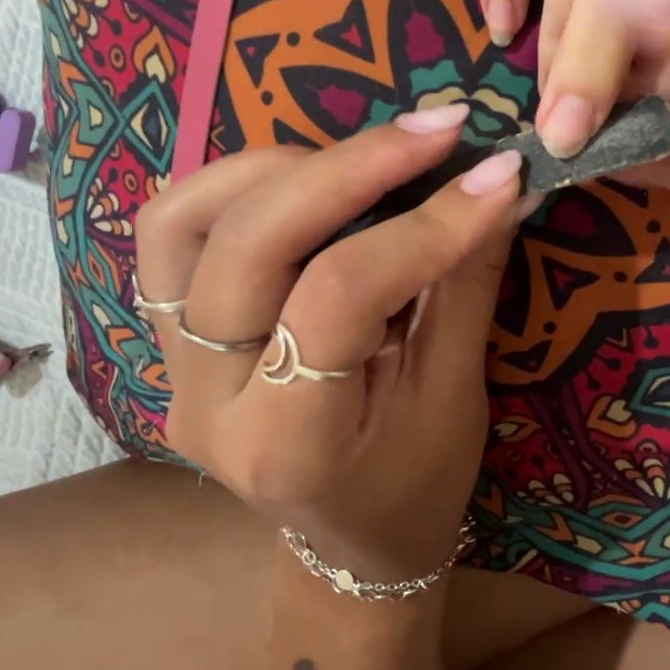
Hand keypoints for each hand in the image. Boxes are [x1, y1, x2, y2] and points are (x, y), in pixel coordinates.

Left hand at [134, 103, 522, 581]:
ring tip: (369, 153)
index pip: (342, 297)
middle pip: (248, 245)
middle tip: (437, 130)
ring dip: (280, 165)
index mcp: (289, 440)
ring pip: (182, 223)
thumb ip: (468, 280)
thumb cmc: (417, 483)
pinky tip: (311, 176)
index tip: (497, 174)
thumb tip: (502, 182)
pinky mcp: (167, 335)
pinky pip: (175, 233)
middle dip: (349, 168)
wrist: (350, 539)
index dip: (424, 224)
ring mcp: (170, 365)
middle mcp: (206, 400)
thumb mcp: (456, 392)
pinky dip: (240, 184)